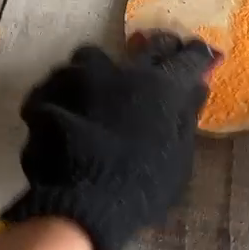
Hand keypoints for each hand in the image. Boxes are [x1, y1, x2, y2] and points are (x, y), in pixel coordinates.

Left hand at [1, 33, 217, 249]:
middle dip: (157, 49)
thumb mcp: (178, 158)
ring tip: (95, 85)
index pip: (188, 59)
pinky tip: (60, 110)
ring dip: (97, 69)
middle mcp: (124, 71)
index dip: (197, 55)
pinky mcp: (48, 93)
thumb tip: (196, 86)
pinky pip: (56, 85)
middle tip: (158, 59)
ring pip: (91, 56)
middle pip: (146, 46)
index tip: (201, 54)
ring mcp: (82, 78)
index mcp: (162, 87)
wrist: (83, 203)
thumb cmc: (142, 188)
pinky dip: (61, 95)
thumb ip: (185, 117)